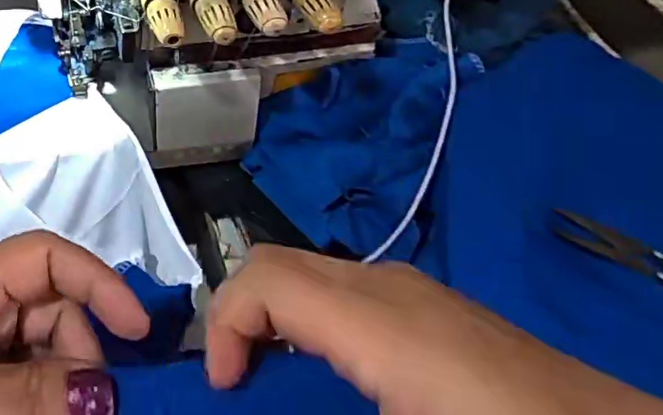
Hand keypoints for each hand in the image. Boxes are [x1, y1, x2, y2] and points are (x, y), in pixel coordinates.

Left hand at [0, 231, 149, 414]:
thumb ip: (35, 394)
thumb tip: (111, 390)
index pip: (44, 256)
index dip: (96, 281)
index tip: (140, 333)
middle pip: (57, 307)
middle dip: (86, 353)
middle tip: (90, 410)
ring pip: (51, 348)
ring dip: (70, 385)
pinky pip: (33, 378)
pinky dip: (53, 400)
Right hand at [205, 245, 662, 414]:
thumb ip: (326, 407)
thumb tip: (269, 406)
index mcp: (378, 321)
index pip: (261, 280)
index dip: (223, 322)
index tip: (225, 387)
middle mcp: (385, 285)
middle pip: (273, 263)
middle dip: (237, 310)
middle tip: (236, 376)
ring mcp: (416, 290)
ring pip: (306, 270)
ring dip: (272, 311)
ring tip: (274, 375)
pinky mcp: (438, 306)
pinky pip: (344, 288)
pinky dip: (310, 315)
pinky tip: (337, 371)